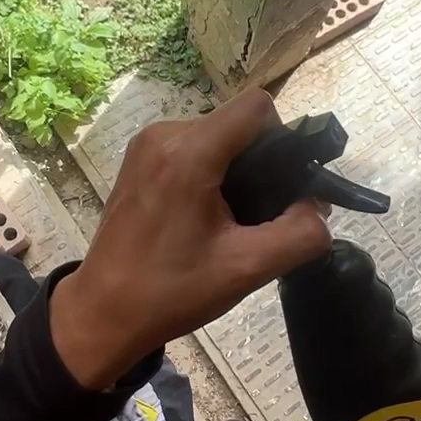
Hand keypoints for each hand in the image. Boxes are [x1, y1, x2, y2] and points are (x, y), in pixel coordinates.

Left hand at [50, 88, 331, 388]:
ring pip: (215, 135)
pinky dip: (209, 171)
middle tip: (260, 214)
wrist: (102, 313)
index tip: (282, 183)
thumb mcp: (246, 269)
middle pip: (236, 122)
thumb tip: (318, 208)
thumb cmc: (171, 291)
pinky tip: (204, 216)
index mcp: (189, 152)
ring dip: (234, 168)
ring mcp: (146, 144)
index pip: (257, 107)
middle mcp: (164, 134)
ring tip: (231, 220)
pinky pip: (191, 147)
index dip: (283, 138)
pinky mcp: (137, 159)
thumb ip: (299, 235)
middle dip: (260, 161)